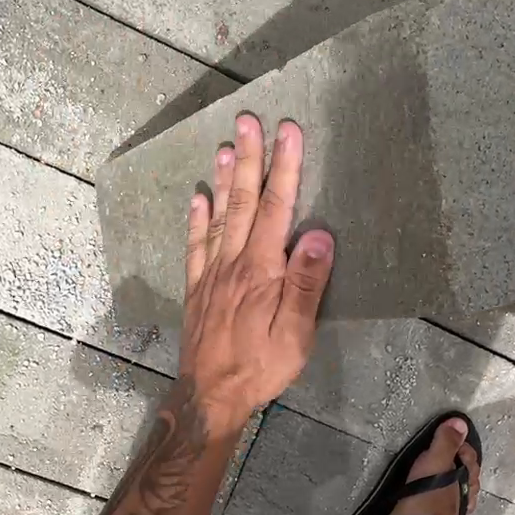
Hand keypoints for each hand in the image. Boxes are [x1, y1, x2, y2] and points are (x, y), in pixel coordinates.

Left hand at [179, 114, 334, 433]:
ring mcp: (210, 274)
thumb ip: (305, 285)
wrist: (208, 395)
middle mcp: (232, 264)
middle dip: (248, 158)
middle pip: (241, 202)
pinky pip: (195, 245)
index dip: (284, 168)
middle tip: (248, 119)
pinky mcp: (196, 289)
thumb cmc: (259, 368)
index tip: (288, 130)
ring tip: (225, 145)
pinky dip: (197, 218)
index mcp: (261, 271)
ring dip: (222, 179)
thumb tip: (319, 235)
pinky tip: (197, 197)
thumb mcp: (295, 335)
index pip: (276, 209)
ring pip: (217, 217)